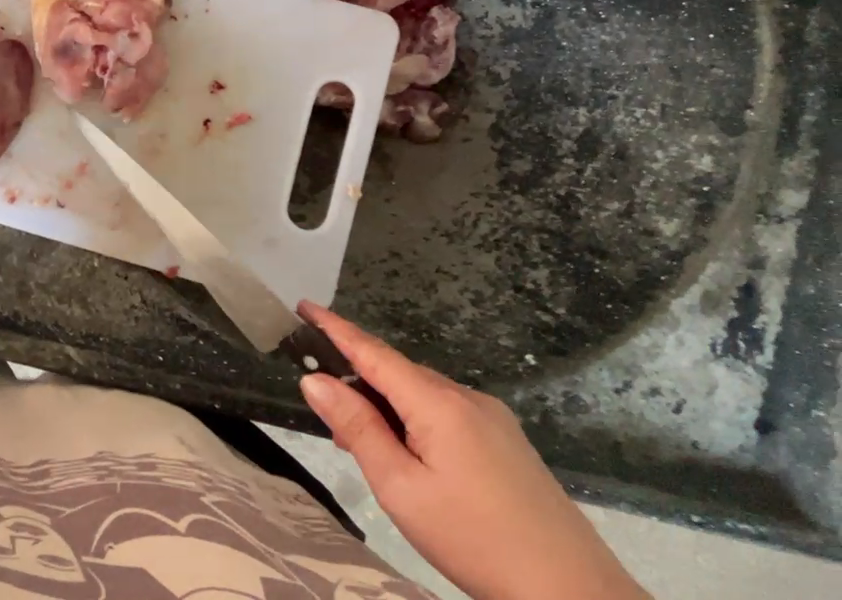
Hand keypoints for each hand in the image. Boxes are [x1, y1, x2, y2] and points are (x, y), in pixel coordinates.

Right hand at [297, 302, 647, 599]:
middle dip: (356, 381)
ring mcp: (494, 421)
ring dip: (384, 407)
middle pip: (396, 373)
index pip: (373, 352)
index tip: (302, 305)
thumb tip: (314, 379)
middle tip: (325, 419)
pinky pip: (445, 414)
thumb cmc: (475, 539)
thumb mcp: (400, 487)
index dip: (335, 328)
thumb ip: (357, 427)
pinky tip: (406, 456)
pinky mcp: (507, 444)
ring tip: (361, 447)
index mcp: (439, 404)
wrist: (575, 595)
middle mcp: (468, 399)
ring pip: (421, 395)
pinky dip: (412, 421)